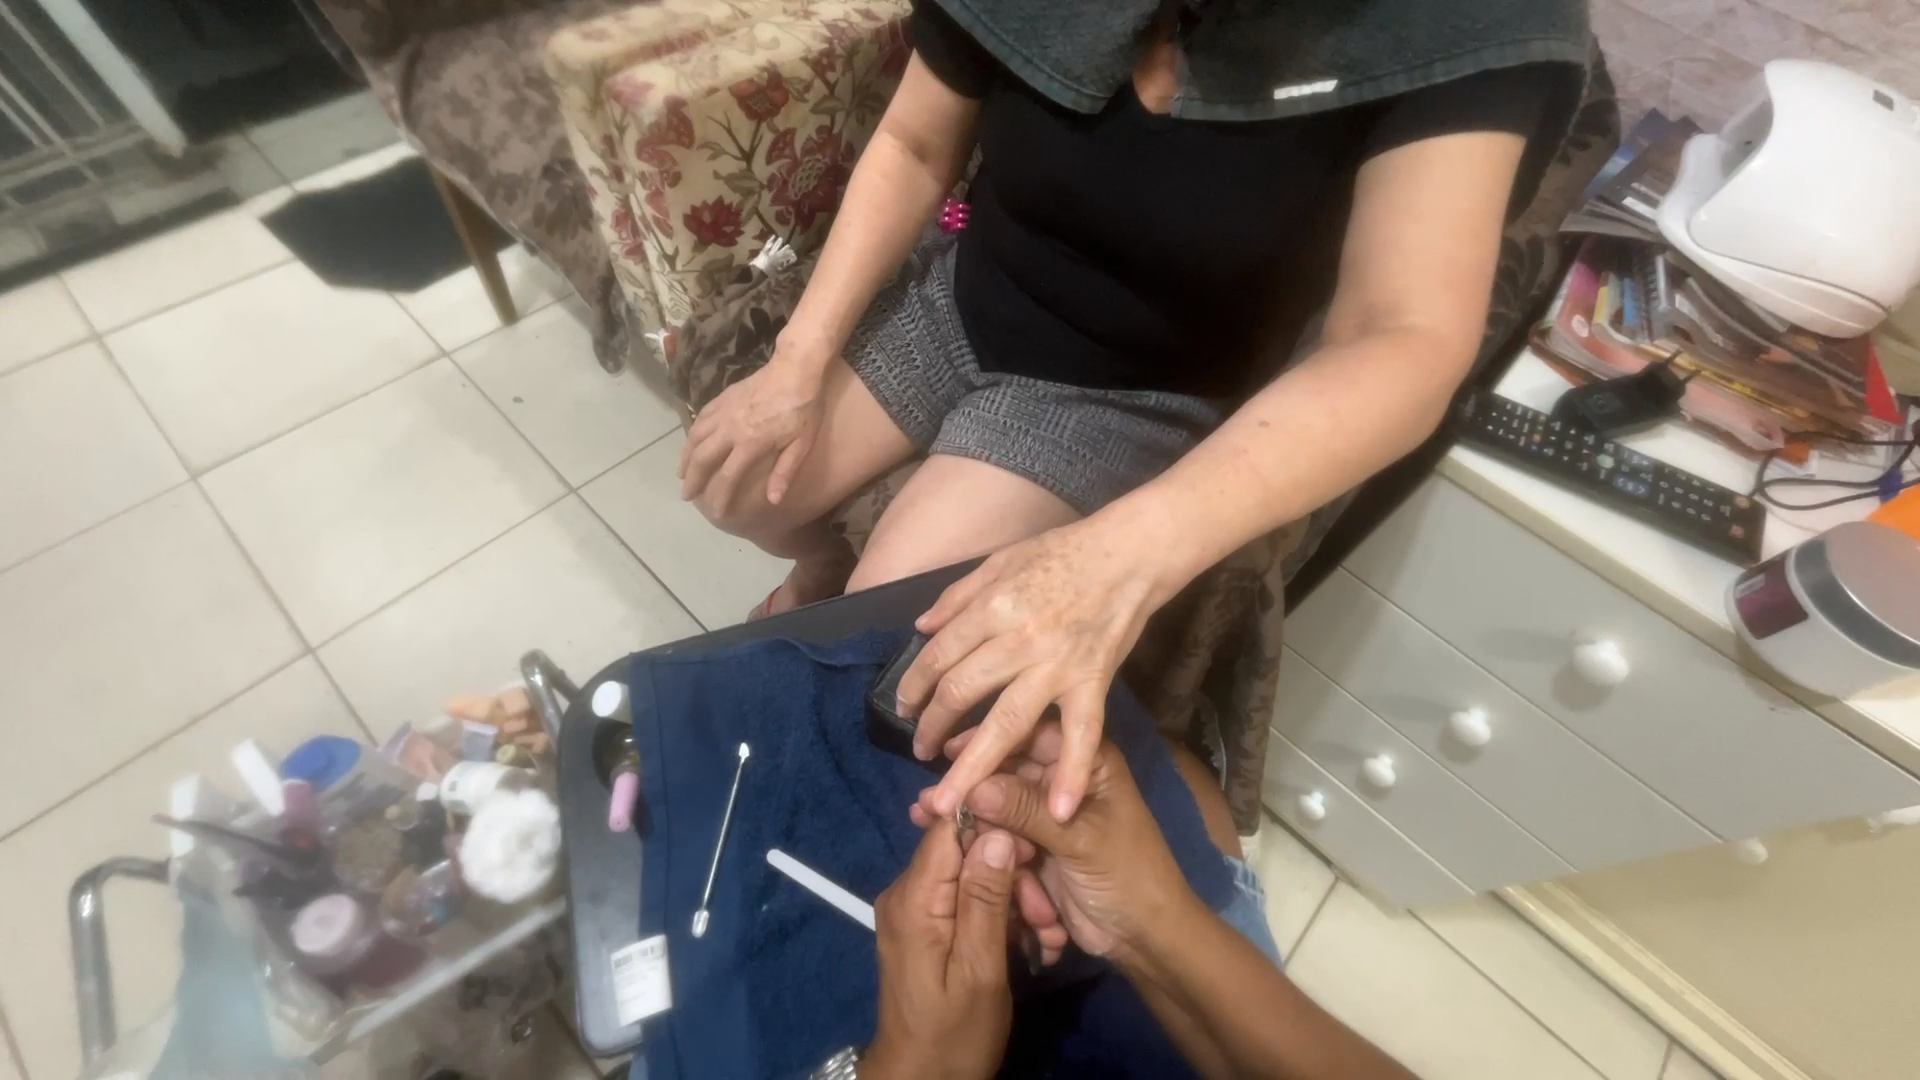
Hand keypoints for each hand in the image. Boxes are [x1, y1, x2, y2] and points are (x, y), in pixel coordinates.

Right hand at [677, 351, 825, 511]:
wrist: (795, 368)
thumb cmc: (804, 408)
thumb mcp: (802, 443)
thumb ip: (785, 471)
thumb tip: (773, 500)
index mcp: (751, 443)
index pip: (728, 477)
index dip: (720, 497)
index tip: (716, 513)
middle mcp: (730, 429)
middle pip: (702, 459)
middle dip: (693, 480)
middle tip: (686, 495)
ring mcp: (723, 412)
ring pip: (695, 438)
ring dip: (685, 458)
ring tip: (681, 473)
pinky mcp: (722, 398)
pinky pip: (700, 419)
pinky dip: (691, 434)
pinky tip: (691, 442)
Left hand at [864, 819, 1017, 1079]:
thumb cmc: (954, 1036)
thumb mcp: (979, 971)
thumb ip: (985, 899)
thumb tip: (997, 833)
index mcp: (914, 897)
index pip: (949, 826)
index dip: (993, 827)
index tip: (1033, 851)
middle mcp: (905, 891)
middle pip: (963, 851)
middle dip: (1008, 873)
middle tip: (1044, 916)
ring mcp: (912, 908)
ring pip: (967, 875)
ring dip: (1008, 898)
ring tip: (1042, 935)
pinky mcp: (922, 924)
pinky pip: (961, 898)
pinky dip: (994, 913)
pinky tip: (1023, 939)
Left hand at [897, 519, 1175, 822]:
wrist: (1127, 553)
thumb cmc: (1062, 552)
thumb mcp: (1000, 559)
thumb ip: (958, 595)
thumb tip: (921, 628)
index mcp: (992, 606)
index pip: (940, 655)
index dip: (915, 685)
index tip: (904, 708)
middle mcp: (1017, 640)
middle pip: (963, 691)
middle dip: (932, 726)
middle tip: (917, 752)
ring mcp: (1056, 665)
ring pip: (1006, 722)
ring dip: (973, 764)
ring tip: (948, 799)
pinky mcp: (1093, 681)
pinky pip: (1082, 732)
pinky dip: (1073, 772)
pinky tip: (1060, 811)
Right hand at [918, 726, 1197, 963]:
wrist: (1144, 938)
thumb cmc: (1127, 875)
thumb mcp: (1079, 839)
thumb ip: (1026, 809)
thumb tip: (970, 785)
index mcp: (1086, 760)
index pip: (1031, 735)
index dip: (989, 740)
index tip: (946, 751)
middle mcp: (1063, 777)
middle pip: (1006, 769)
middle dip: (968, 783)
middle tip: (928, 798)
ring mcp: (1047, 810)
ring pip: (997, 801)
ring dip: (966, 811)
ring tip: (923, 817)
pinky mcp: (1035, 841)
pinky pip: (999, 830)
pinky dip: (975, 835)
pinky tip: (944, 835)